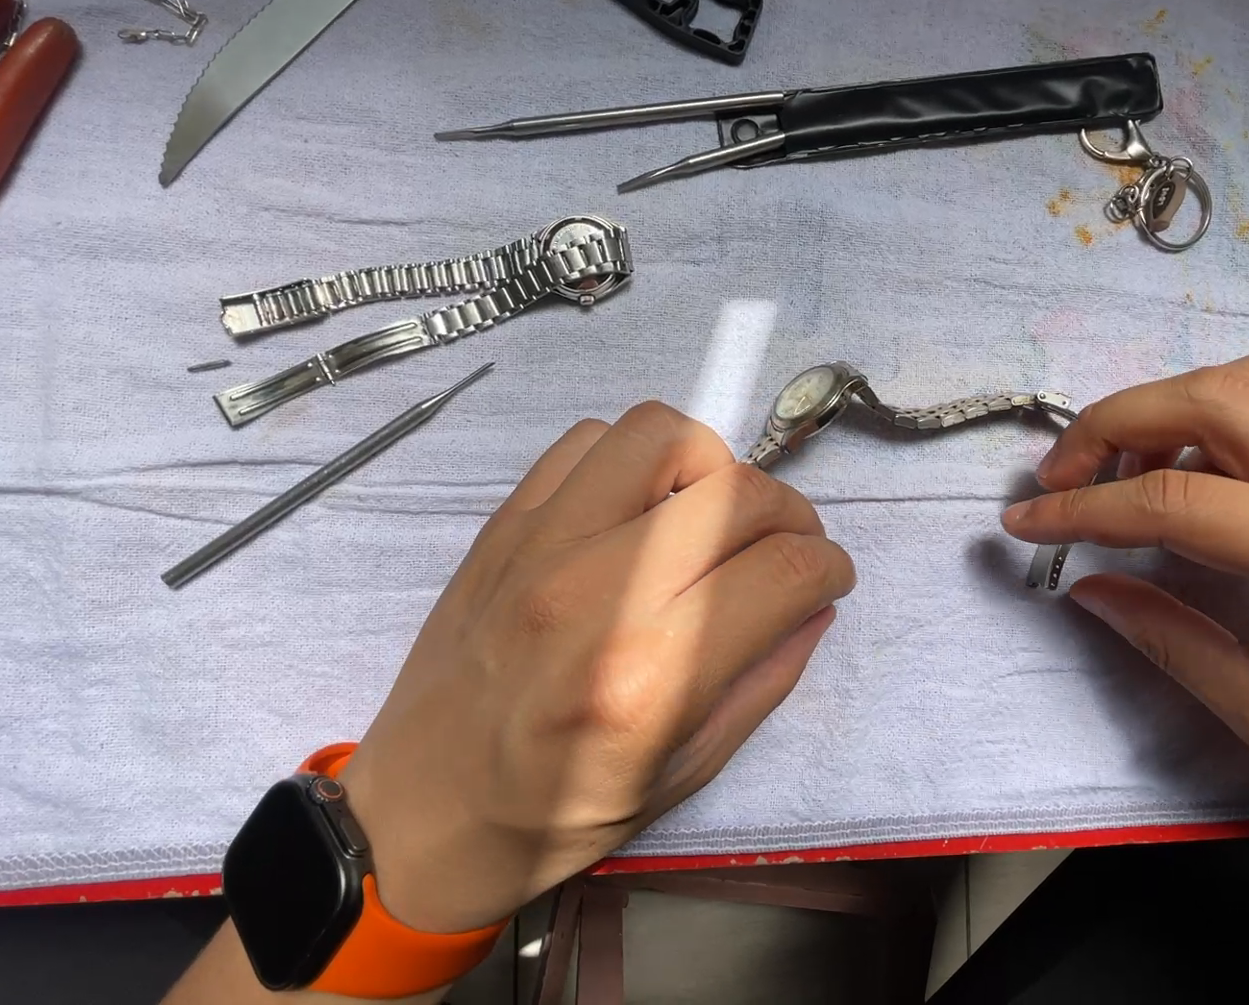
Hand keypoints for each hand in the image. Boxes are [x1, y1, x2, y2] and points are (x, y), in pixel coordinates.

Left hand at [341, 402, 855, 934]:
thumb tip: (816, 602)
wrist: (420, 811)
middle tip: (787, 545)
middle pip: (736, 493)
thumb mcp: (685, 773)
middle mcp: (599, 592)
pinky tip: (639, 507)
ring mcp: (542, 544)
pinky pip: (588, 441)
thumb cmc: (557, 813)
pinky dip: (634, 458)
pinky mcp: (503, 523)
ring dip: (711, 466)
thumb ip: (766, 679)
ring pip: (660, 434)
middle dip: (790, 513)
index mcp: (653, 674)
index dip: (828, 565)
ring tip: (709, 514)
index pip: (783, 571)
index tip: (829, 576)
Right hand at [1001, 353, 1248, 847]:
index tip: (1023, 523)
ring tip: (1125, 469)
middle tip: (1061, 476)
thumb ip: (1170, 642)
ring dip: (1166, 407)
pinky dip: (1209, 416)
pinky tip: (1190, 474)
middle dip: (1114, 422)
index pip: (1178, 501)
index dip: (1083, 508)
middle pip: (1215, 398)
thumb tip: (1086, 586)